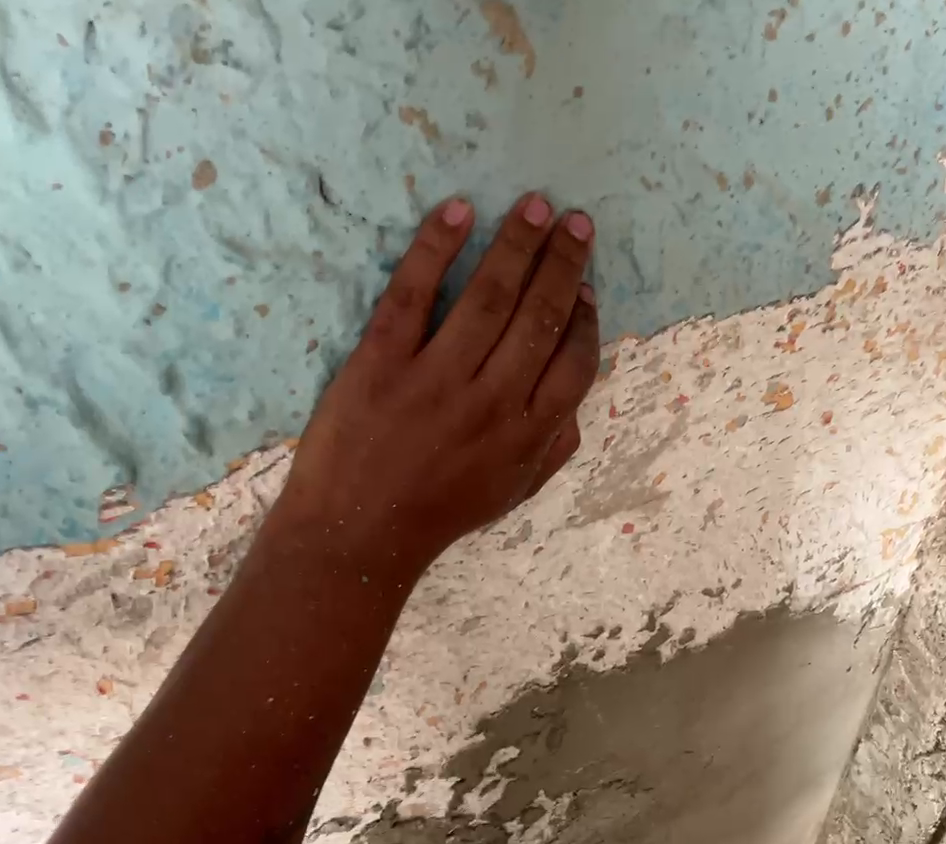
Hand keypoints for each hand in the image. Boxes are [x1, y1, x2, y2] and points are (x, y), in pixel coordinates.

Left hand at [270, 193, 599, 576]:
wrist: (359, 534)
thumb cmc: (442, 512)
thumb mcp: (515, 493)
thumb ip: (555, 447)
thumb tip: (578, 399)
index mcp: (529, 434)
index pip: (576, 363)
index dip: (586, 320)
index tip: (586, 288)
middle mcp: (493, 401)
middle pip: (540, 318)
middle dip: (563, 264)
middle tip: (576, 221)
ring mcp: (437, 378)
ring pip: (489, 298)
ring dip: (516, 245)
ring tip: (535, 206)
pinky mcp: (381, 362)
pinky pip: (413, 295)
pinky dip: (435, 249)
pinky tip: (458, 213)